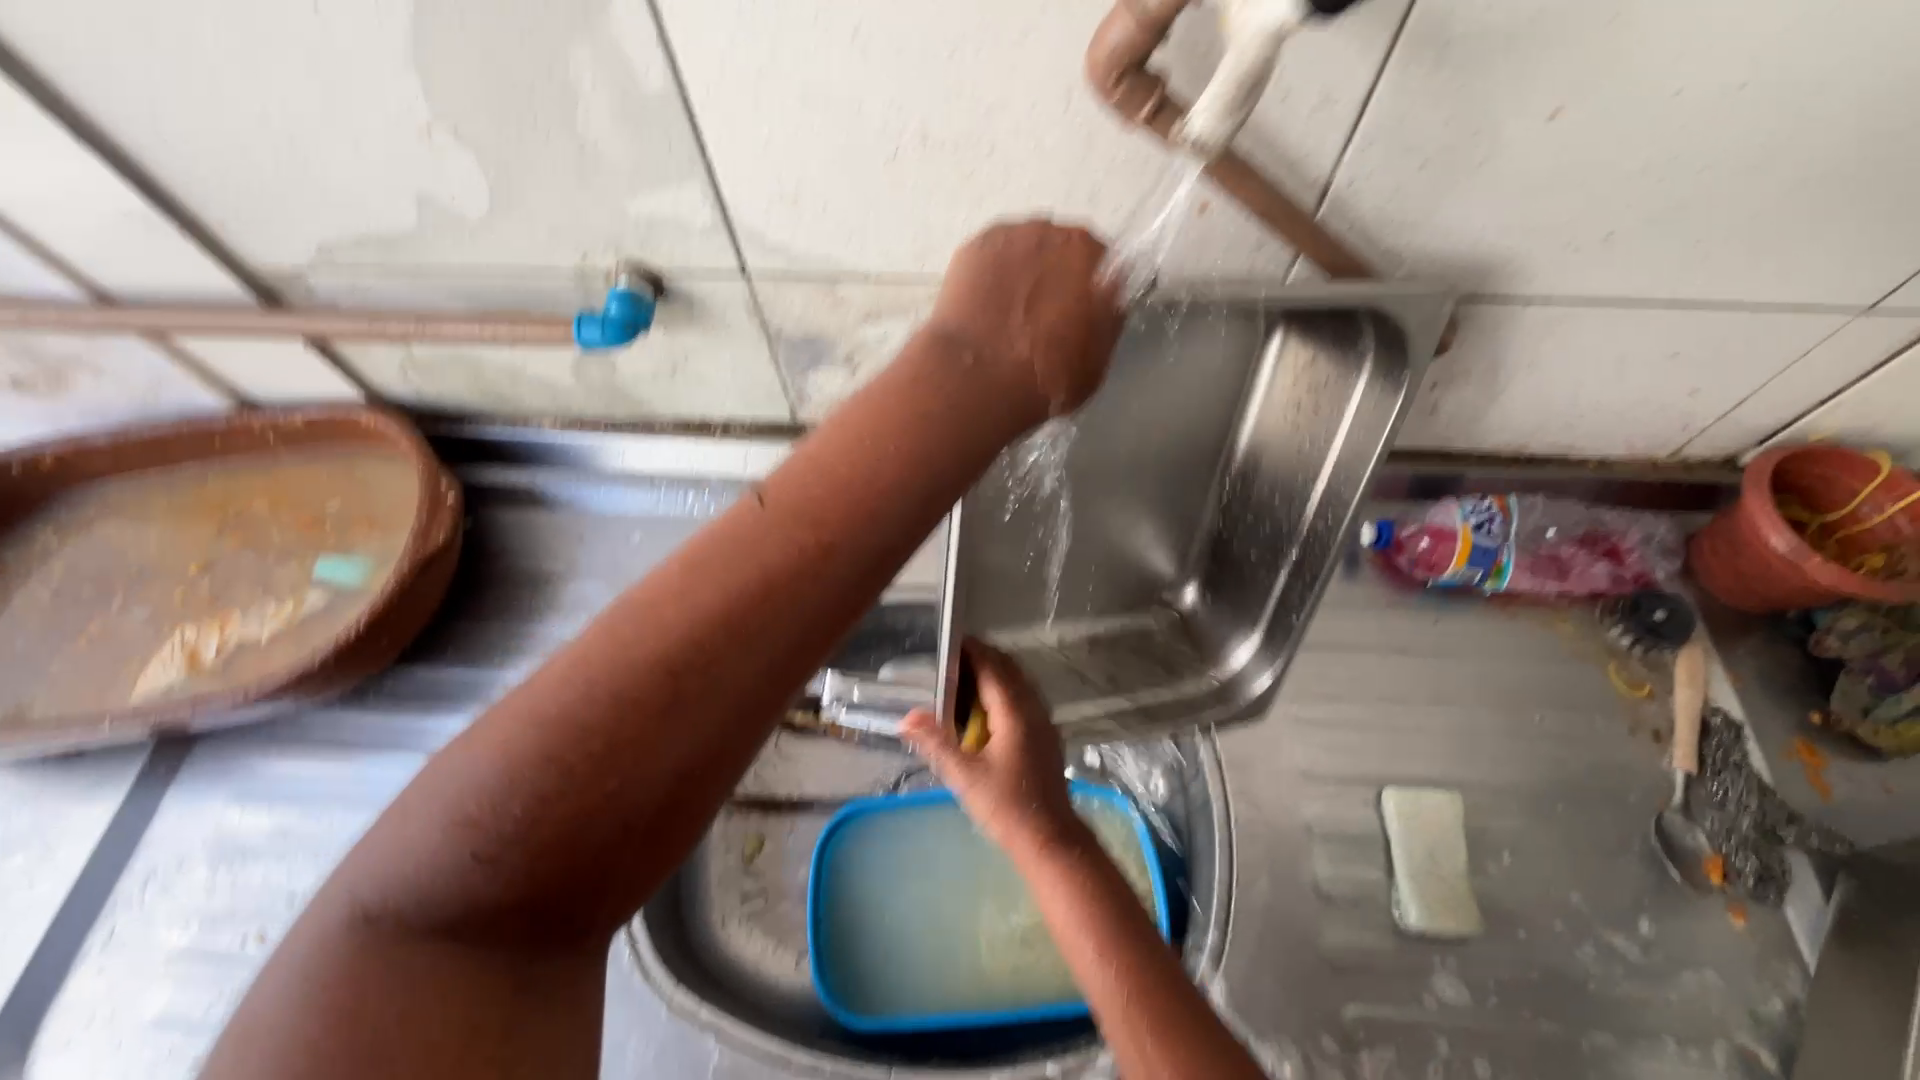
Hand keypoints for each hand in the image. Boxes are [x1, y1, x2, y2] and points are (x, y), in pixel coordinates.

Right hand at [900, 640, 1082, 856]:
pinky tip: (986, 712)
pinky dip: (1005, 694)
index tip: (948, 642)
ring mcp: (1044, 724)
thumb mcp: (964, 776)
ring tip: (964, 681)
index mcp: (1015, 712)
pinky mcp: (1046, 738)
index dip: (972, 651)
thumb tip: (906, 717)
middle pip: (1009, 671)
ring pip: (1020, 686)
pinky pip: (1025, 701)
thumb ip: (935, 742)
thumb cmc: (1006, 806)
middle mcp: (1034, 710)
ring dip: (995, 676)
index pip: (993, 667)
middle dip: (983, 659)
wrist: (1049, 839)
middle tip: (951, 660)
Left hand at [924, 220, 1125, 421]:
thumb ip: (1108, 318)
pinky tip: (983, 306)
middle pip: (1056, 247)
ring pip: (1020, 249)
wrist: (978, 379)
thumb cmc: (1046, 376)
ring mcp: (1004, 237)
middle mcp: (1049, 232)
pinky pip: (988, 258)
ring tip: (1008, 311)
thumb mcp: (1096, 359)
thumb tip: (1110, 295)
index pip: (1098, 258)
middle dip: (1052, 273)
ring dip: (1019, 270)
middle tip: (1041, 312)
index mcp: (1089, 254)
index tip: (1079, 309)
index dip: (1088, 285)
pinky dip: (988, 275)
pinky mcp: (969, 250)